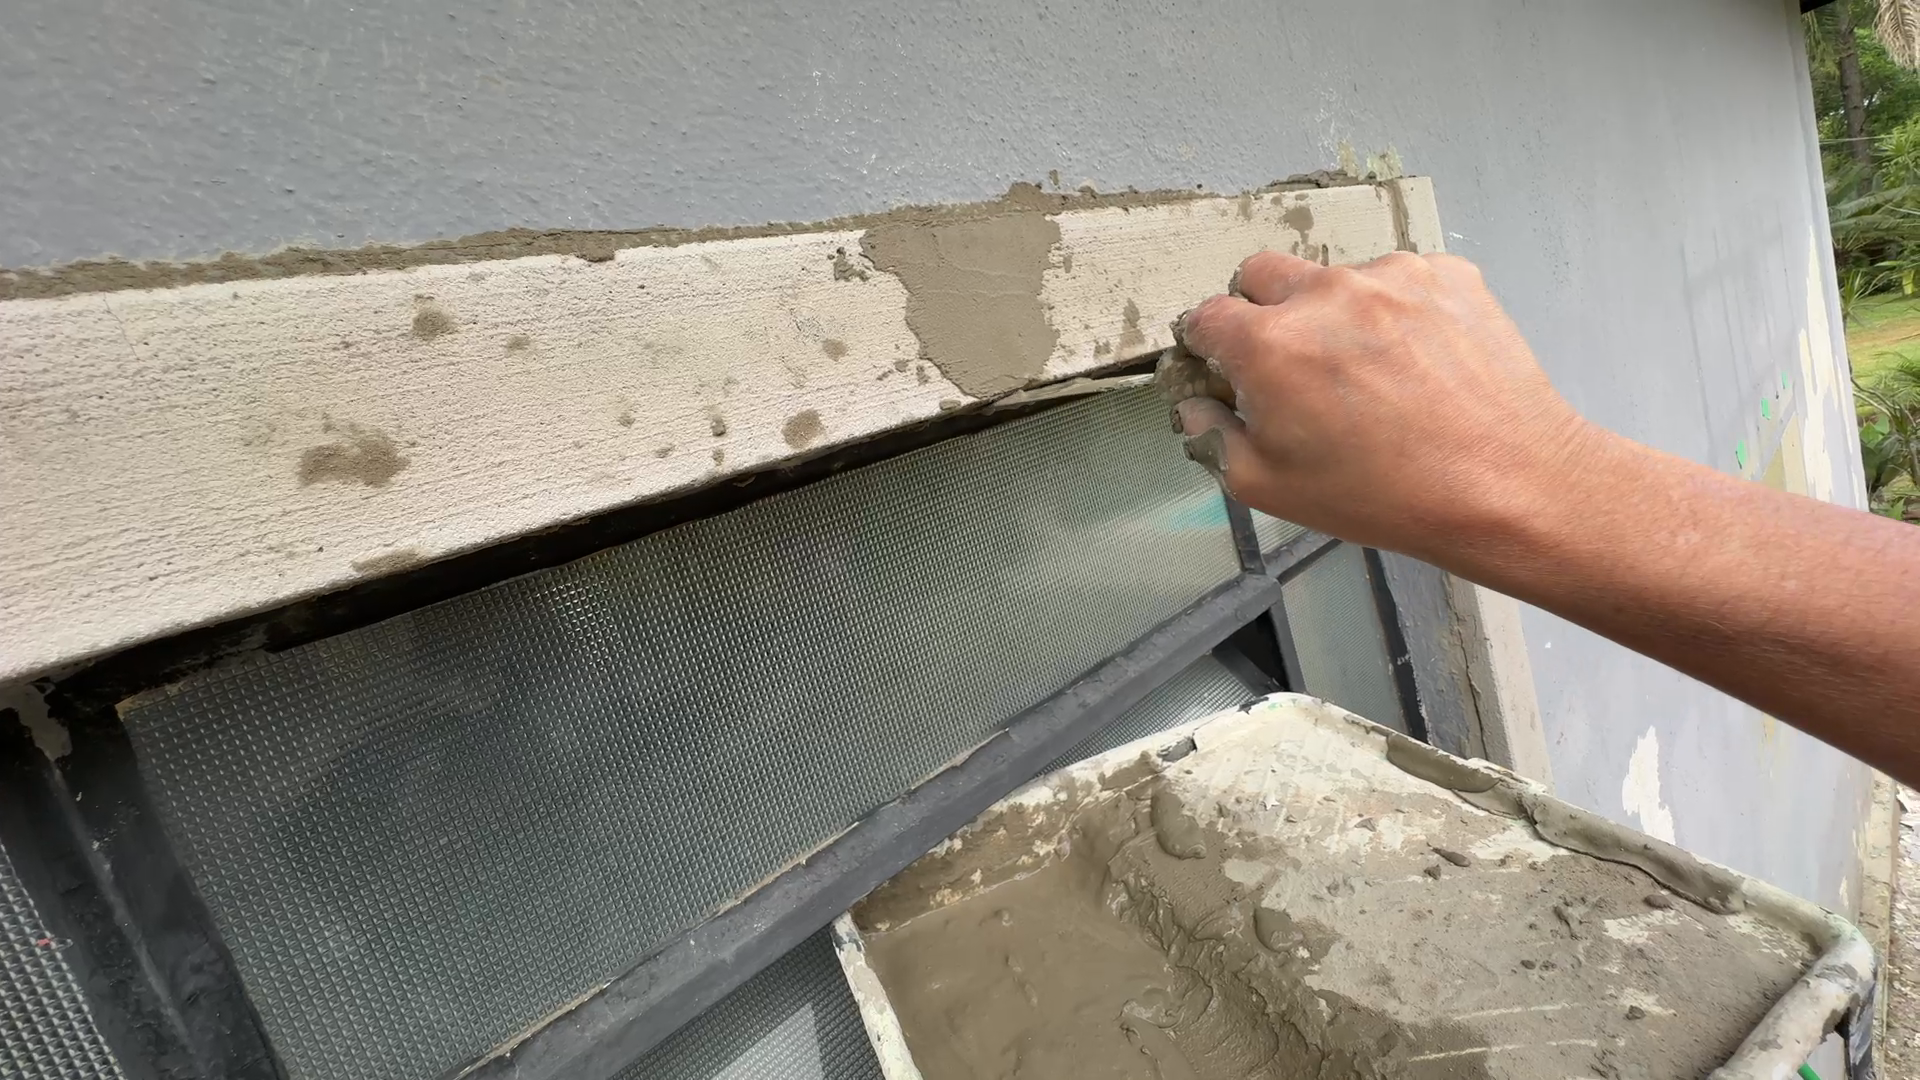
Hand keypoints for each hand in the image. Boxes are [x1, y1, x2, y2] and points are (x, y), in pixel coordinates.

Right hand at [1172, 250, 1603, 563]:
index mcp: (1269, 344)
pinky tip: (1409, 359)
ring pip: (1330, 277)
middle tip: (1283, 361)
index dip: (1203, 344)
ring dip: (1325, 312)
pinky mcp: (1447, 274)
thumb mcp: (1263, 485)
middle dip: (1255, 311)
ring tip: (1362, 368)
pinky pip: (1392, 280)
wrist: (1503, 483)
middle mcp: (1324, 293)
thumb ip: (1209, 437)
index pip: (1206, 316)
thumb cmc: (1371, 494)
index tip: (1218, 366)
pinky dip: (1384, 311)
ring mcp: (1391, 275)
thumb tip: (1197, 405)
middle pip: (1259, 273)